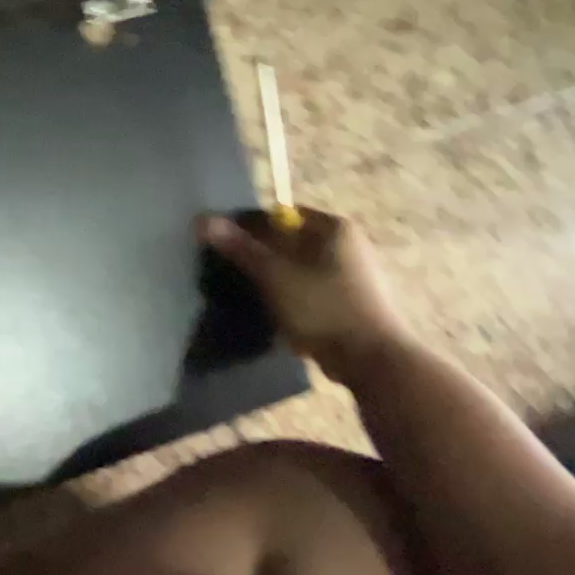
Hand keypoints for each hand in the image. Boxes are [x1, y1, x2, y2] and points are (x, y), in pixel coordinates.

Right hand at [197, 209, 413, 381]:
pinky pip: (312, 286)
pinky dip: (293, 293)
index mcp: (334, 228)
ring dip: (274, 276)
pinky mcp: (354, 299)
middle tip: (232, 272)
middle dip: (260, 254)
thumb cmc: (322, 308)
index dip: (248, 228)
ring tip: (251, 294)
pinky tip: (278, 311)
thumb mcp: (274, 275)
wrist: (372, 360)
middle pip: (289, 240)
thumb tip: (203, 219)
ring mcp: (355, 272)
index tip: (225, 247)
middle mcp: (348, 243)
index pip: (279, 214)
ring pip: (299, 265)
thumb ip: (239, 247)